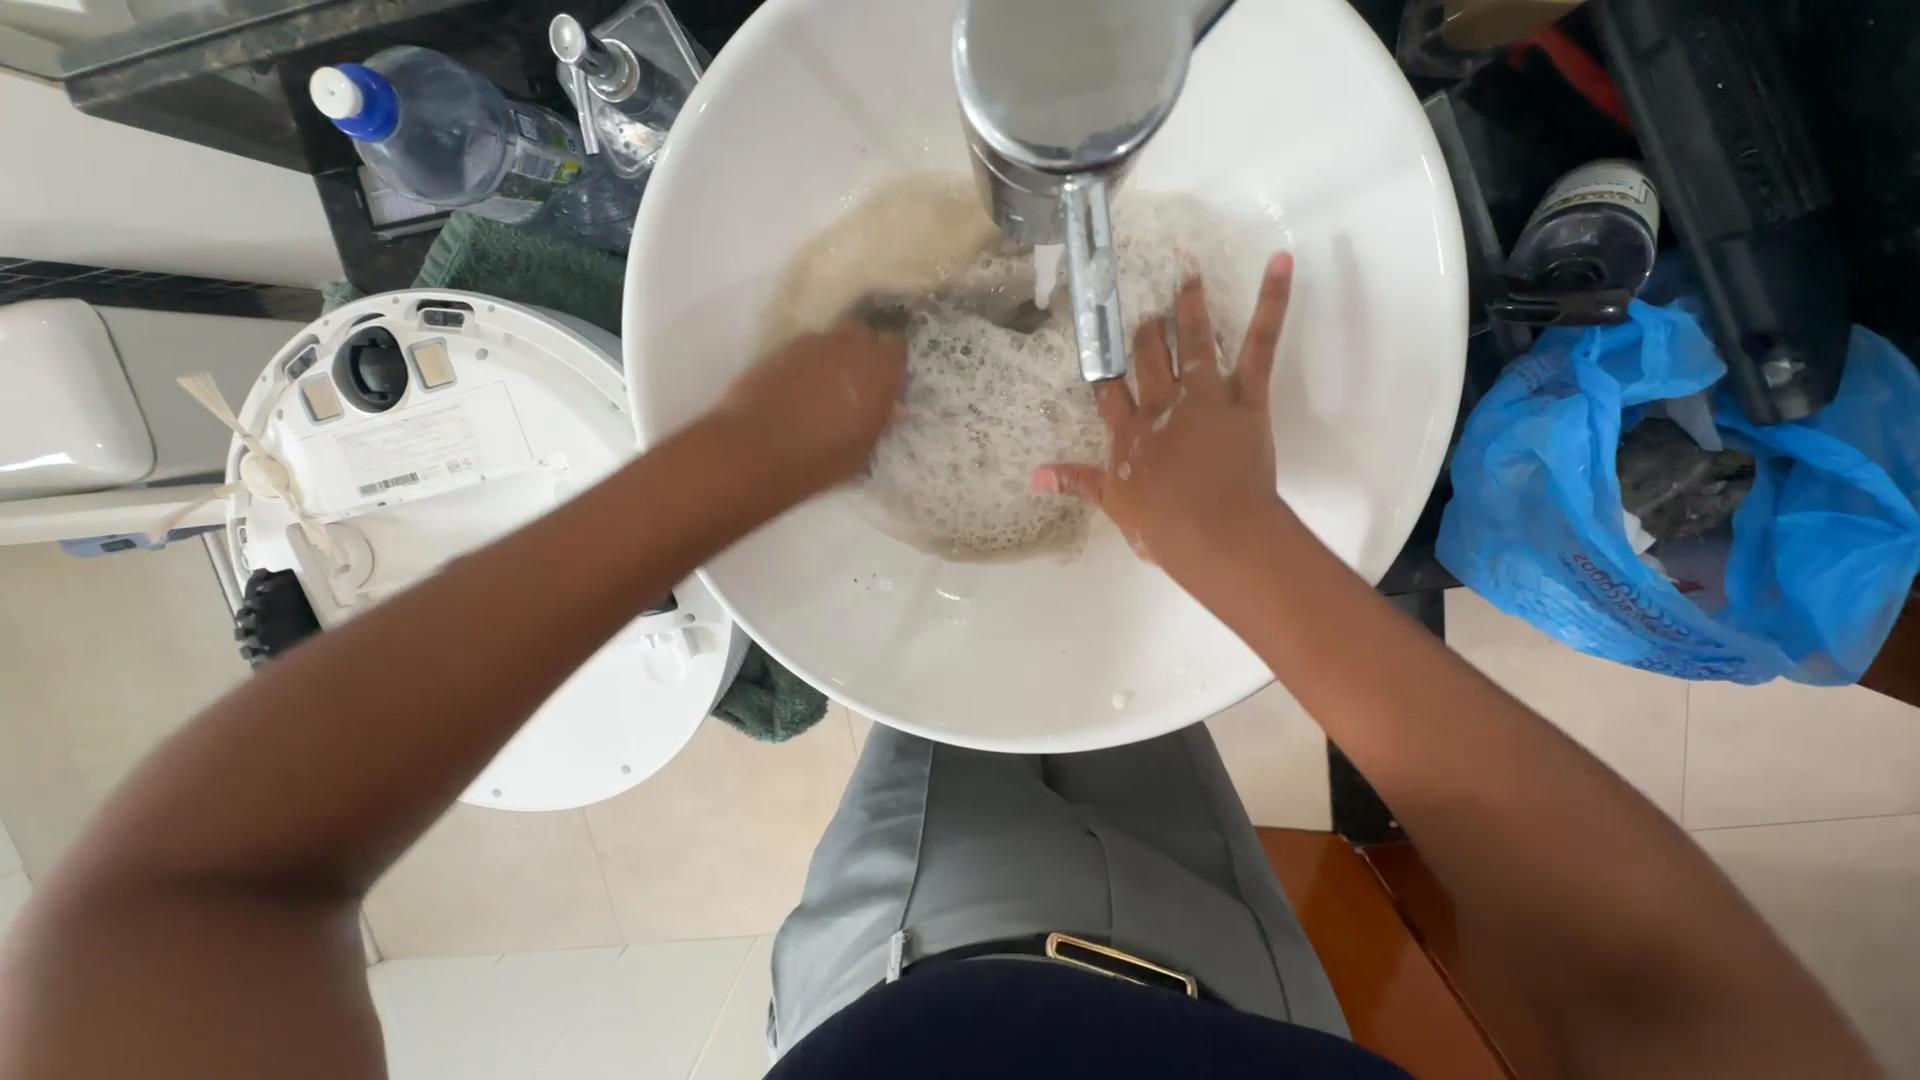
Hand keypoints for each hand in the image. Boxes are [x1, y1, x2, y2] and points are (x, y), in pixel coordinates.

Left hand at [714, 321, 907, 494]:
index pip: (896, 347)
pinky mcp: (778, 351)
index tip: (885, 388)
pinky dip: (805, 367)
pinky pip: (802, 352)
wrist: (756, 450)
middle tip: (856, 389)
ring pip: (831, 342)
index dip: (891, 366)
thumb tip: (889, 406)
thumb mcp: (864, 449)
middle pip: (862, 337)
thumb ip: (880, 419)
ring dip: (833, 360)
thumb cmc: (821, 458)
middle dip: (862, 357)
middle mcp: (847, 346)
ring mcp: (809, 345)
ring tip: (823, 392)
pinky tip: (796, 393)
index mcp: (877, 368)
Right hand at [1032, 252, 1294, 589]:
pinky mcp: (1245, 397)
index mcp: (1129, 433)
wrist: (1214, 531)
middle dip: (1146, 335)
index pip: (1110, 393)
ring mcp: (1204, 396)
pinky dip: (1271, 302)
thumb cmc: (1164, 527)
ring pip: (1193, 343)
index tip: (1101, 352)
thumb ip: (1077, 483)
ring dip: (1190, 308)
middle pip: (1148, 359)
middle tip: (1148, 317)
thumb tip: (1034, 477)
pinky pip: (1259, 344)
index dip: (1106, 373)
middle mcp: (1162, 405)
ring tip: (1189, 278)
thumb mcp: (1115, 506)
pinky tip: (1279, 262)